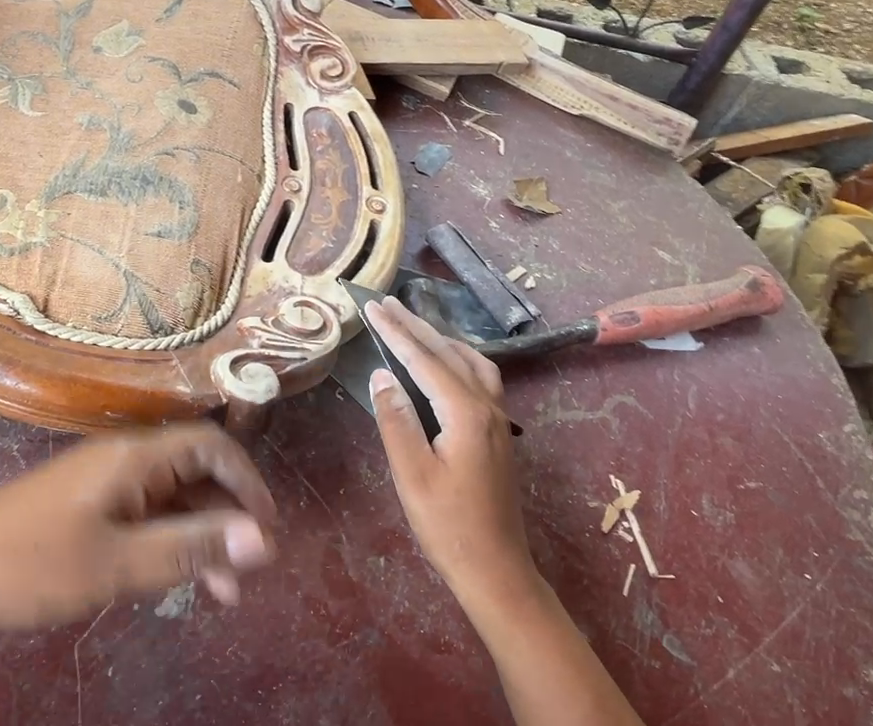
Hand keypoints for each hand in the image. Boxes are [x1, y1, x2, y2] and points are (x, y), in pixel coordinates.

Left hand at [0, 422, 277, 629]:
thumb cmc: (32, 564)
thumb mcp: (117, 564)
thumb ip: (190, 549)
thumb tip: (265, 537)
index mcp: (132, 457)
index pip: (209, 446)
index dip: (247, 481)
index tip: (269, 532)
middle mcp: (122, 460)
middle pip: (194, 474)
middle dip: (227, 519)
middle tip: (249, 572)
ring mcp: (102, 484)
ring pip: (170, 501)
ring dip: (200, 539)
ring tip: (222, 594)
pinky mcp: (85, 508)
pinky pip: (142, 517)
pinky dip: (167, 545)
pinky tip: (175, 582)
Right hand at [365, 297, 535, 596]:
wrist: (496, 568)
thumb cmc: (447, 524)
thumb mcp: (412, 473)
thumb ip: (396, 419)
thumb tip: (381, 375)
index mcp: (465, 412)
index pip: (424, 359)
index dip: (396, 332)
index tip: (373, 307)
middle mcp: (488, 406)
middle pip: (449, 353)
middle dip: (416, 326)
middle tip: (386, 304)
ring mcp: (498, 419)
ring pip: (471, 361)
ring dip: (439, 339)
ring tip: (412, 325)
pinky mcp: (499, 433)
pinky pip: (481, 377)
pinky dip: (458, 357)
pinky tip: (446, 363)